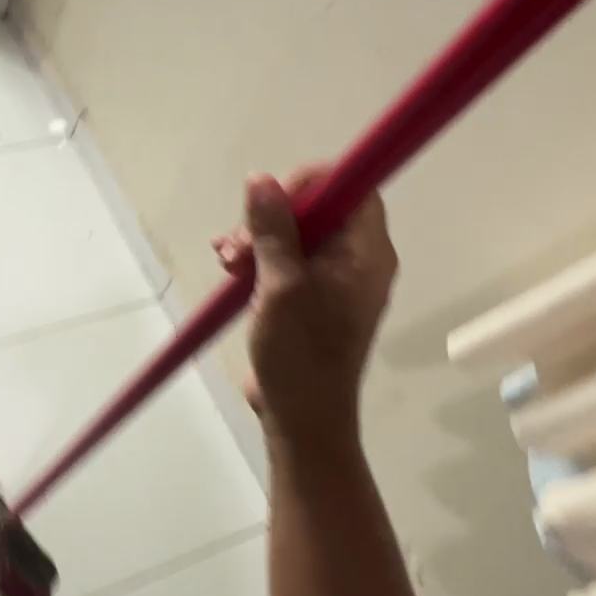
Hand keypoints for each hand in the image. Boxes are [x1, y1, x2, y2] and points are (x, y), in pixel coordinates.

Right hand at [212, 166, 396, 451]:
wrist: (301, 417)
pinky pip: (285, 258)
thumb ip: (272, 229)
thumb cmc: (300, 353)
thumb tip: (260, 179)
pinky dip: (257, 257)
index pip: (353, 189)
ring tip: (227, 261)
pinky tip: (229, 267)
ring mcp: (332, 279)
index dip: (313, 183)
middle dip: (271, 216)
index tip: (273, 199)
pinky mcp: (308, 296)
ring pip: (294, 233)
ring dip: (256, 239)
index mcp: (367, 254)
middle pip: (317, 209)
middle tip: (240, 242)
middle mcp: (356, 260)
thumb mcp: (281, 286)